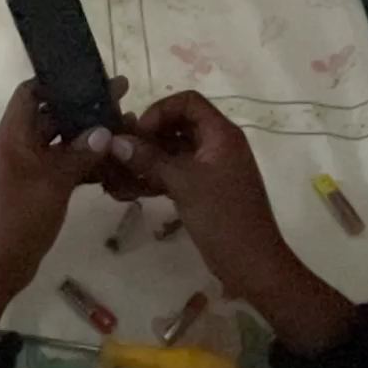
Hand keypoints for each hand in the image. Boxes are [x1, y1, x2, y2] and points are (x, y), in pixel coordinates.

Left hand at [0, 79, 112, 332]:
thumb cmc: (20, 217)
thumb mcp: (54, 182)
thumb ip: (80, 154)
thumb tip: (105, 131)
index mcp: (13, 136)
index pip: (29, 93)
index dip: (55, 82)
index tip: (87, 75)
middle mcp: (19, 146)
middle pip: (50, 116)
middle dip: (82, 108)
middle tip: (119, 98)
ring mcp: (28, 168)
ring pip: (60, 142)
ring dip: (86, 136)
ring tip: (123, 127)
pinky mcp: (37, 188)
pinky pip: (61, 166)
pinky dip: (83, 162)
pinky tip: (111, 162)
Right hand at [110, 91, 353, 353]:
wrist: (253, 265)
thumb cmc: (224, 217)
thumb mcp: (184, 184)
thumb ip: (149, 159)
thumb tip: (115, 140)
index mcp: (221, 134)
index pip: (187, 102)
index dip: (160, 111)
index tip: (138, 133)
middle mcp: (216, 145)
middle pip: (177, 125)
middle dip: (147, 136)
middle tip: (120, 153)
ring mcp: (210, 168)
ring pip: (173, 151)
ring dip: (146, 159)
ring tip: (116, 173)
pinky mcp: (203, 190)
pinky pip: (174, 173)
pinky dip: (154, 178)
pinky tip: (127, 190)